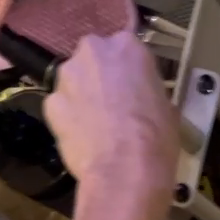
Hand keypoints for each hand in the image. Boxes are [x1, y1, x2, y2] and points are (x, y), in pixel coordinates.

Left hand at [42, 30, 177, 202]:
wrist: (126, 173)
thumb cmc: (156, 141)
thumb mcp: (168, 111)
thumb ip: (150, 94)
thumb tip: (146, 102)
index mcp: (128, 47)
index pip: (128, 52)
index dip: (132, 75)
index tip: (136, 92)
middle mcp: (93, 51)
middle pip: (95, 60)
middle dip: (102, 80)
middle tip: (115, 109)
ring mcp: (67, 76)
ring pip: (74, 82)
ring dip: (83, 98)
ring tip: (97, 128)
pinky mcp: (50, 104)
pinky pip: (61, 108)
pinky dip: (69, 121)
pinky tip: (83, 141)